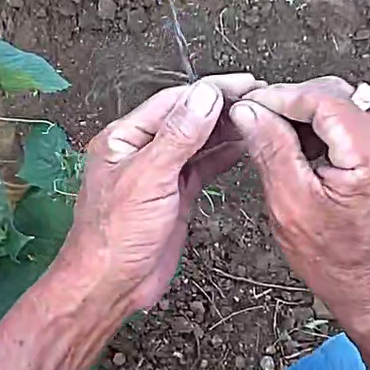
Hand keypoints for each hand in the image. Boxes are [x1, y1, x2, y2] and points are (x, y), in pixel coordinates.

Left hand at [55, 74, 262, 313]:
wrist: (111, 284)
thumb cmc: (113, 236)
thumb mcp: (147, 178)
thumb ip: (178, 136)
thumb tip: (205, 96)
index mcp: (124, 139)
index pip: (173, 102)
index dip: (209, 90)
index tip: (243, 84)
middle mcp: (141, 153)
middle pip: (187, 119)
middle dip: (221, 107)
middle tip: (258, 98)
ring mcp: (160, 175)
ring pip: (197, 143)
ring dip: (225, 130)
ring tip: (257, 118)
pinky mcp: (174, 197)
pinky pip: (202, 168)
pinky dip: (222, 156)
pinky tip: (241, 146)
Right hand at [229, 76, 369, 330]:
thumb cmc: (336, 261)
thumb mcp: (290, 205)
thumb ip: (271, 149)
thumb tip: (250, 110)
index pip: (325, 100)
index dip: (281, 97)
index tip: (249, 104)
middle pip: (336, 97)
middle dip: (292, 104)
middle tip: (254, 117)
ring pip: (344, 105)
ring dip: (306, 116)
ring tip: (275, 137)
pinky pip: (355, 122)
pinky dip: (324, 128)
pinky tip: (302, 147)